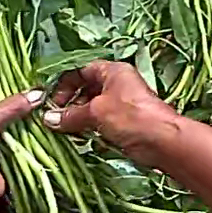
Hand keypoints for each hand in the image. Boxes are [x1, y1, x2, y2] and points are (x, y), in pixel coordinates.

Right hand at [42, 61, 180, 165]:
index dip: (64, 84)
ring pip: (95, 109)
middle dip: (70, 104)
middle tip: (56, 119)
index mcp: (113, 71)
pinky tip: (83, 140)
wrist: (162, 142)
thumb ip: (71, 115)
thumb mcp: (96, 112)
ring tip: (67, 131)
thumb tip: (49, 118)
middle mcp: (119, 85)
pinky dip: (92, 130)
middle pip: (87, 90)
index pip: (81, 70)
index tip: (51, 101)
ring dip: (80, 120)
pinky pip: (104, 124)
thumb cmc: (130, 117)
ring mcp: (124, 105)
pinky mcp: (127, 125)